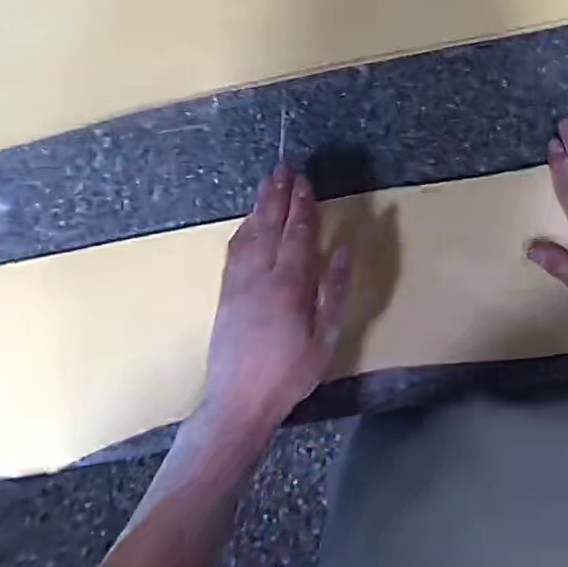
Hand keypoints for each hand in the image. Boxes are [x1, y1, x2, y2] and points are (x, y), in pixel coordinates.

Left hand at [198, 165, 352, 430]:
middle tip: (283, 165)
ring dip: (259, 205)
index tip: (305, 180)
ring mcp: (238, 283)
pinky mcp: (225, 294)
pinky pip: (234, 251)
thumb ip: (333, 291)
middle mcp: (259, 276)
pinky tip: (248, 221)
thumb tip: (342, 250)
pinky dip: (243, 229)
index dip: (302, 205)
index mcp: (288, 285)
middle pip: (270, 225)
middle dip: (278, 194)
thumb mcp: (325, 338)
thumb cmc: (289, 373)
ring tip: (267, 182)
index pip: (297, 234)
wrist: (237, 401)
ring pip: (249, 234)